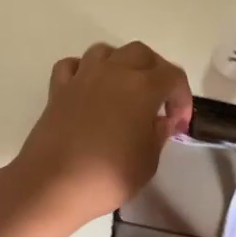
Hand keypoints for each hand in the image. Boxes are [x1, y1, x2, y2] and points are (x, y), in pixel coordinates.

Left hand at [8, 41, 192, 224]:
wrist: (53, 184)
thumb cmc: (108, 176)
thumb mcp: (148, 161)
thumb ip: (158, 134)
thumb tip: (160, 120)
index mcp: (141, 87)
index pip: (172, 75)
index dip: (181, 97)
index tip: (178, 123)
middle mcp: (112, 72)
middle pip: (140, 53)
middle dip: (155, 72)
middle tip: (157, 101)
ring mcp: (81, 78)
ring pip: (105, 52)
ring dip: (120, 64)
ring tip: (124, 90)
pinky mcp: (57, 89)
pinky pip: (72, 65)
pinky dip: (83, 70)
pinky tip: (88, 89)